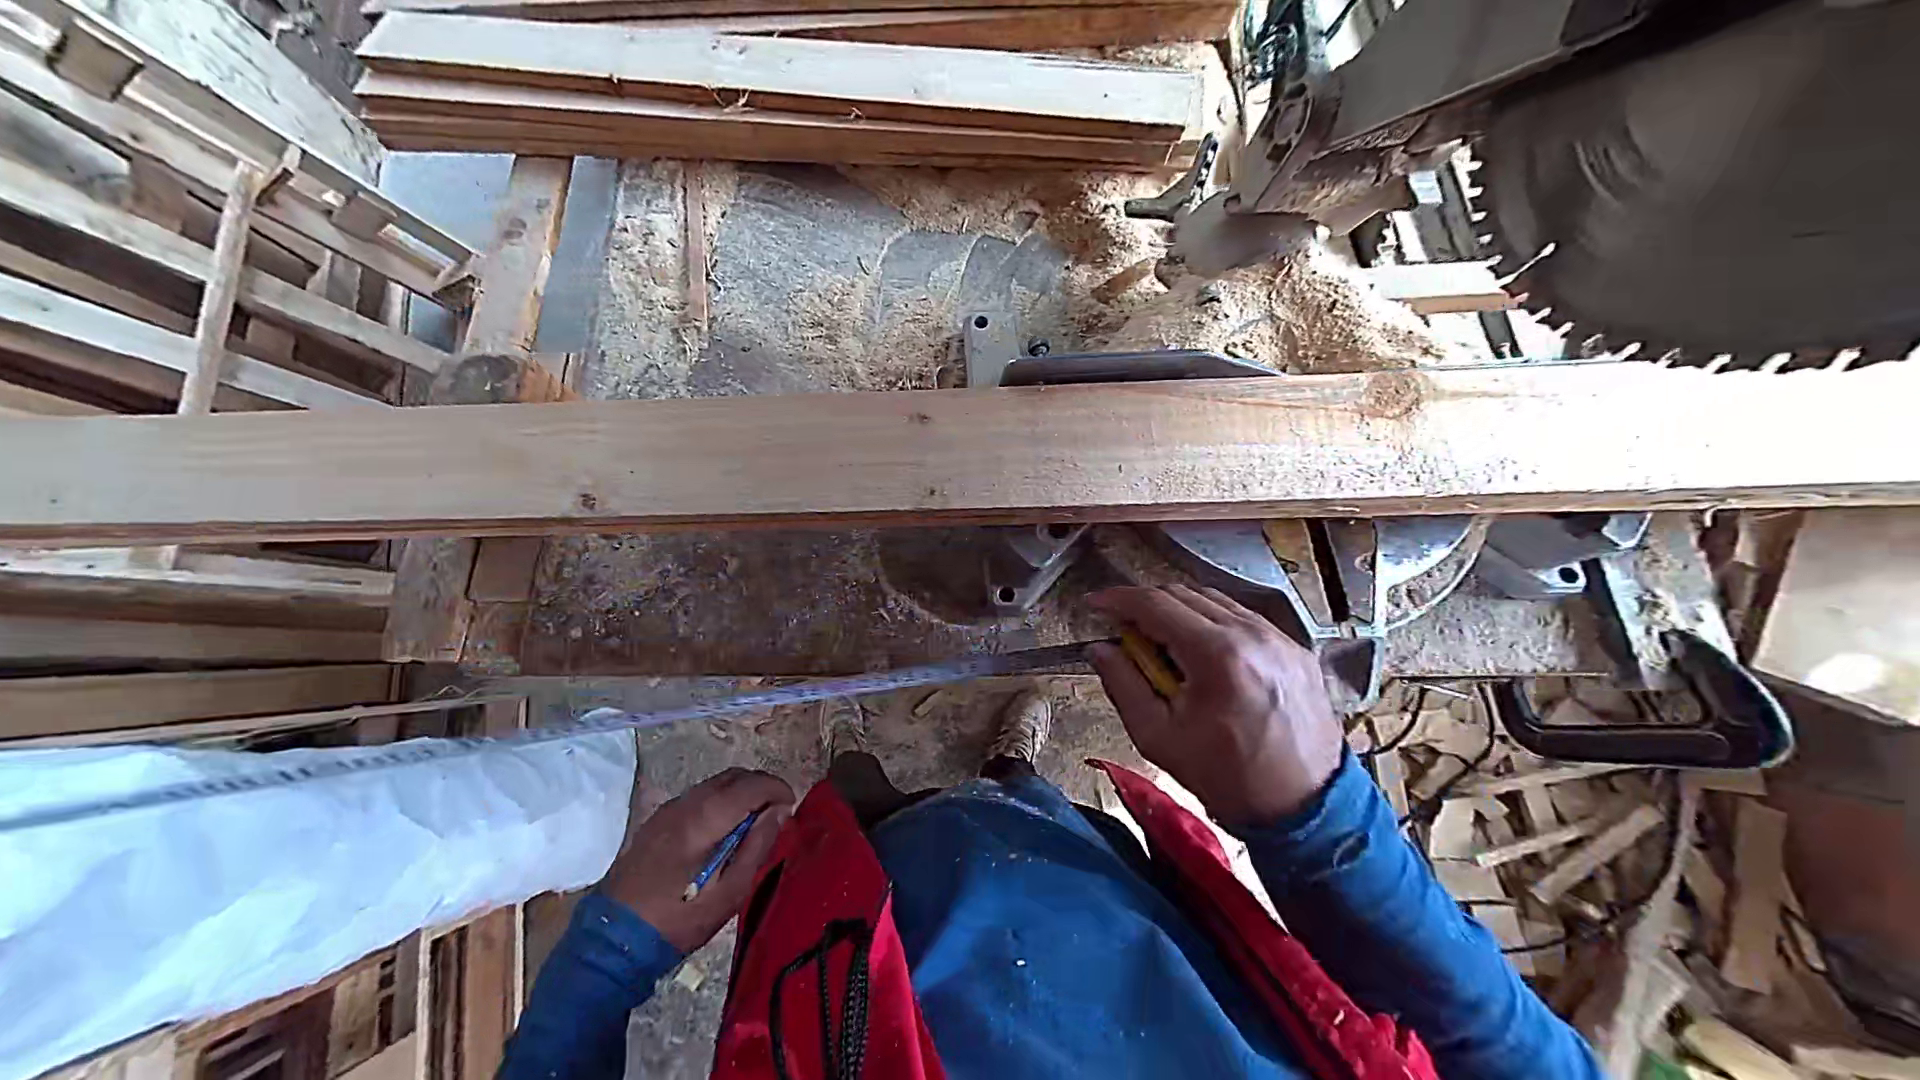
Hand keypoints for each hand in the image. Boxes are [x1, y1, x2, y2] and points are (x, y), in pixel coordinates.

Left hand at [603, 768, 795, 951]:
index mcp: (704, 818)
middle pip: (734, 776)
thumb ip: (757, 846)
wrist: (612, 941)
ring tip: (753, 821)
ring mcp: (668, 809)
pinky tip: (723, 829)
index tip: (791, 807)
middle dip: (761, 786)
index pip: (751, 784)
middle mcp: (686, 802)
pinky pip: (699, 796)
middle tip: (777, 812)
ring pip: (715, 783)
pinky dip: (720, 800)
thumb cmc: (678, 919)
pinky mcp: (657, 820)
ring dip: (741, 792)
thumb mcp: (729, 893)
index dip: (777, 789)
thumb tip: (779, 812)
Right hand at [1088, 585, 1342, 828]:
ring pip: (1214, 600)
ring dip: (1178, 612)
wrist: (1304, 808)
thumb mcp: (1158, 736)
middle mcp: (1252, 635)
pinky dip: (1211, 623)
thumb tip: (1100, 650)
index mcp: (1217, 655)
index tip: (1096, 604)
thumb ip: (1122, 684)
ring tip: (1162, 646)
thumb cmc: (1229, 778)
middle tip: (1125, 633)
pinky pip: (1242, 618)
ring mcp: (1279, 639)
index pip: (1155, 604)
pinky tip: (1199, 653)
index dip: (1117, 599)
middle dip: (1145, 606)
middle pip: (1183, 594)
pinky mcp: (1295, 649)